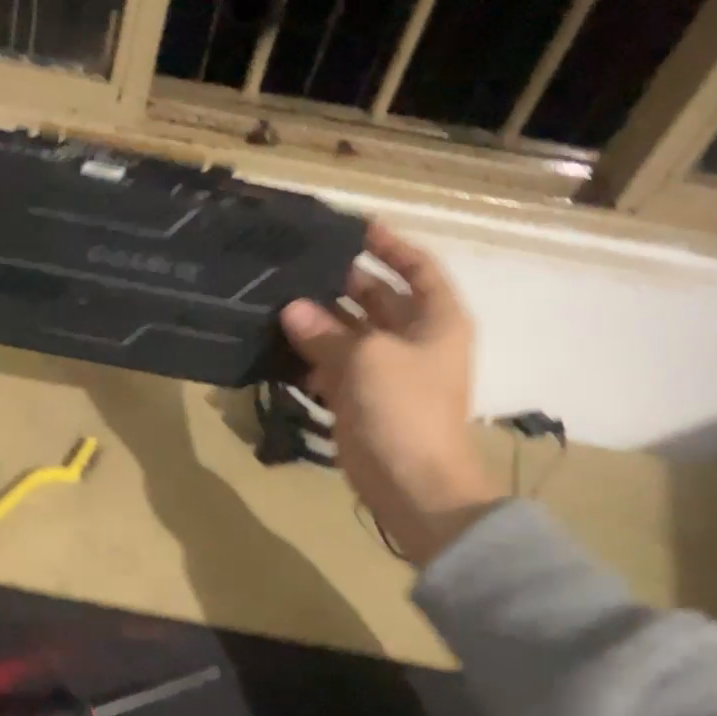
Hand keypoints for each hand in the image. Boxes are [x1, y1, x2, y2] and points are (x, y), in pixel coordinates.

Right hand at [280, 224, 498, 565]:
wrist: (413, 484)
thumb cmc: (403, 410)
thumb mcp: (365, 360)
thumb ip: (326, 332)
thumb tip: (291, 310)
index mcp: (436, 319)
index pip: (417, 267)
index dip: (390, 246)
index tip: (354, 230)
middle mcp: (416, 340)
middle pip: (379, 300)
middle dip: (342, 285)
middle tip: (298, 270)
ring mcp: (389, 374)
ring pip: (352, 337)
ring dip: (321, 325)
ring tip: (279, 306)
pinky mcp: (364, 403)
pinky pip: (336, 371)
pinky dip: (313, 362)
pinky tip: (282, 351)